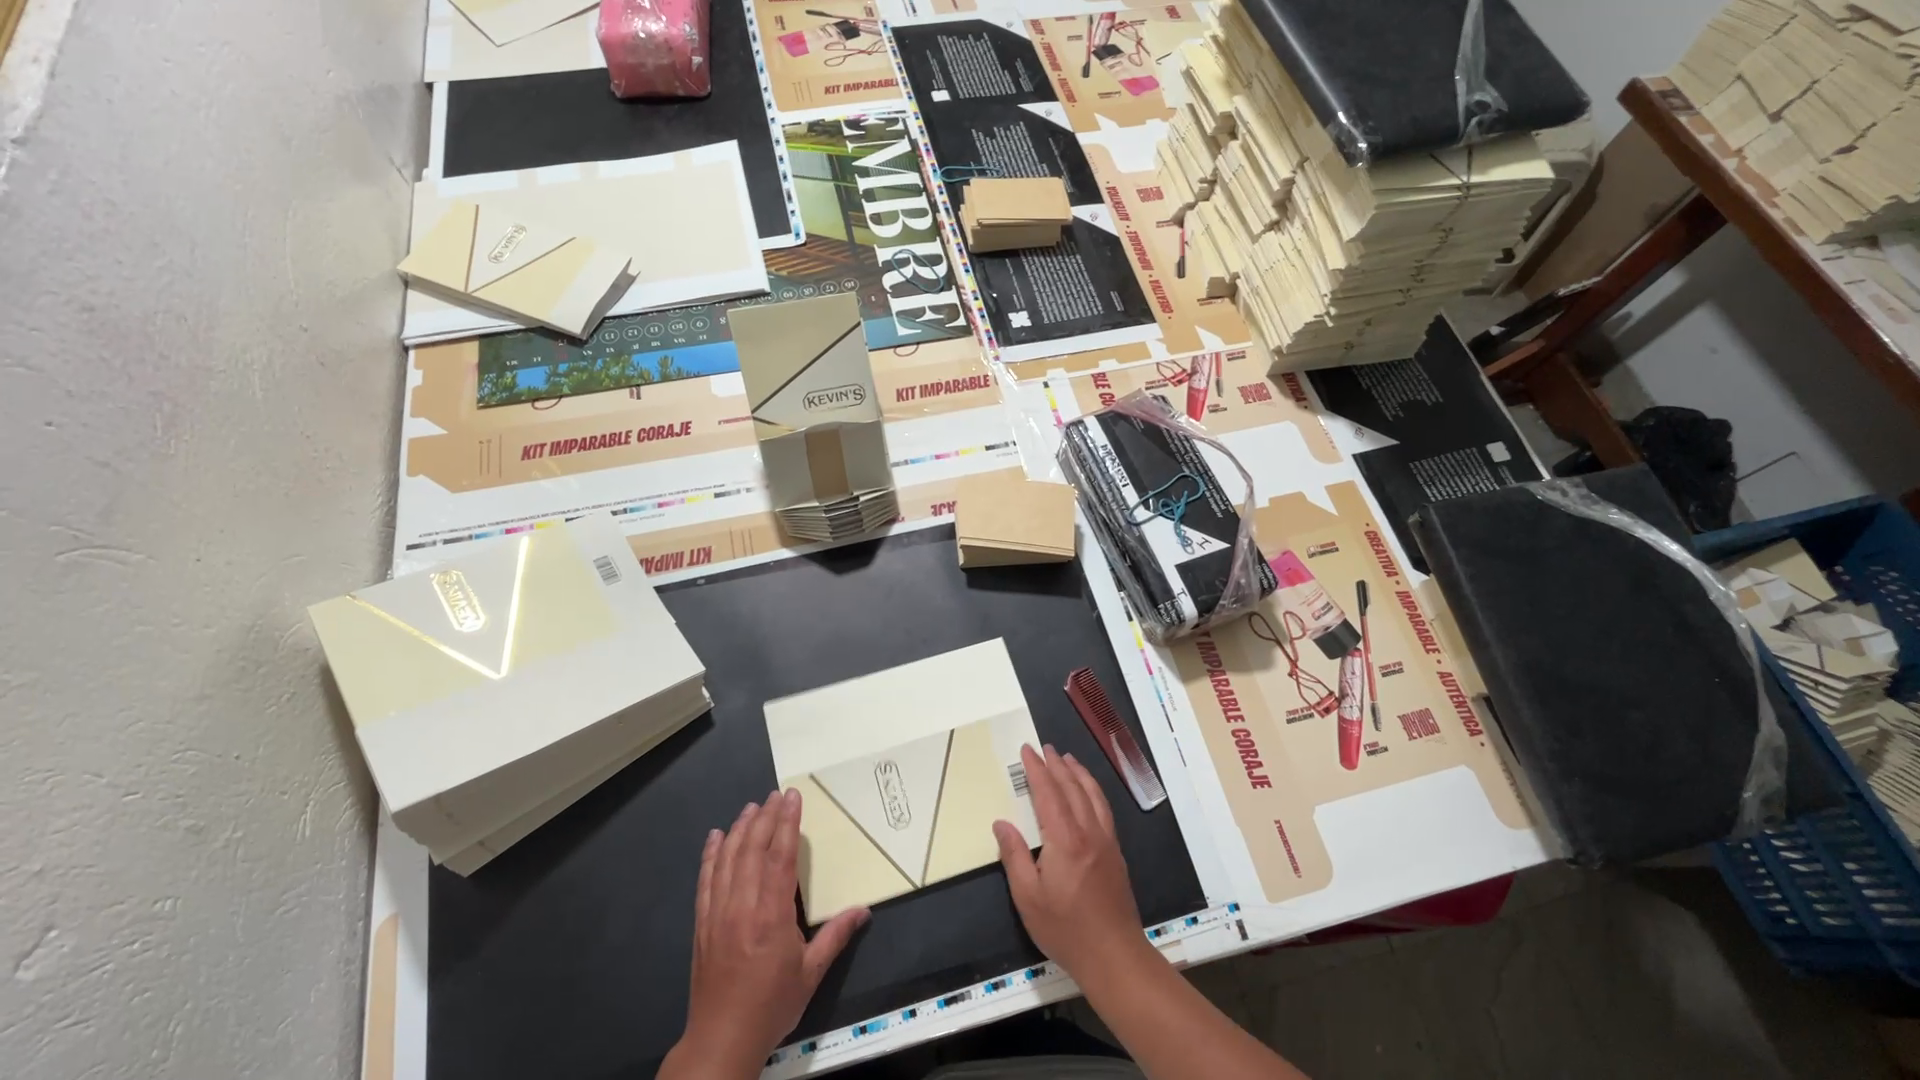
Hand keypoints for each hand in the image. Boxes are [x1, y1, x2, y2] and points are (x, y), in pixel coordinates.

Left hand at [662, 790, 868, 1078]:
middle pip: (752, 850)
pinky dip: (710, 855)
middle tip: (776, 794)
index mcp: (772, 915)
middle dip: (765, 818)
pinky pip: (705, 880)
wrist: (722, 1036)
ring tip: (751, 807)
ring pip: (727, 859)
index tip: (792, 797)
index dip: (786, 823)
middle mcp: (742, 906)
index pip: (780, 857)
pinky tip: (715, 838)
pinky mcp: (702, 923)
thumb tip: (863, 910)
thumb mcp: (811, 973)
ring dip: (739, 829)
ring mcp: (718, 912)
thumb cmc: (772, 1004)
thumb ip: (836, 936)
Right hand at [993, 744, 1151, 982]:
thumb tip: (1002, 824)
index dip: (1037, 770)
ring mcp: (1107, 842)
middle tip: (1044, 747)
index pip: (1049, 793)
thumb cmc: (1065, 929)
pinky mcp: (1116, 853)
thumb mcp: (1028, 897)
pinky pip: (1104, 809)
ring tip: (1067, 759)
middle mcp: (1090, 832)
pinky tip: (1088, 792)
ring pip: (1093, 796)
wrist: (1113, 954)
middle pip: (1073, 788)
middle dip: (1057, 765)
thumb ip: (1014, 856)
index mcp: (1065, 840)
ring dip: (1078, 773)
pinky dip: (1093, 791)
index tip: (1027, 751)